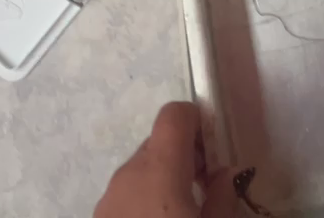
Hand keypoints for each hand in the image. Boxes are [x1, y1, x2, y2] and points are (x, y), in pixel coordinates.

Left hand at [94, 102, 239, 217]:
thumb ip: (222, 196)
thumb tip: (224, 174)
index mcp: (158, 167)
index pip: (175, 114)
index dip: (198, 122)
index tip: (216, 150)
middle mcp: (128, 173)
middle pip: (160, 144)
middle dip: (185, 156)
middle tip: (207, 187)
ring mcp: (107, 197)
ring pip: (142, 170)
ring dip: (165, 180)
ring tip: (184, 212)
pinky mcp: (98, 216)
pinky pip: (127, 195)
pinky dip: (145, 201)